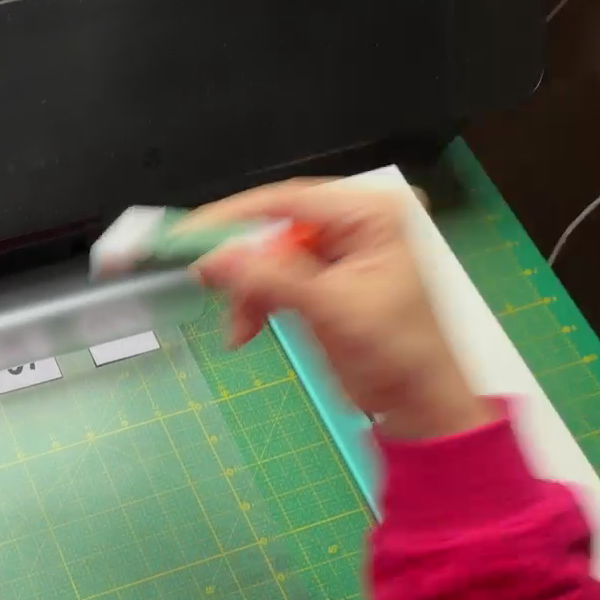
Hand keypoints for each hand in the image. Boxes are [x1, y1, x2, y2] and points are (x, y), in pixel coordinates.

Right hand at [183, 179, 494, 439]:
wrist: (413, 398)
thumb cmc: (394, 351)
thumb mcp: (328, 308)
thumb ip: (270, 279)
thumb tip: (215, 258)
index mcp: (371, 214)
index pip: (287, 200)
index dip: (231, 218)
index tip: (186, 237)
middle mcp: (352, 224)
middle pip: (270, 233)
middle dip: (243, 272)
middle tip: (215, 295)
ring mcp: (335, 253)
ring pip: (263, 262)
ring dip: (245, 297)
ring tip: (240, 331)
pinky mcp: (319, 281)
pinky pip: (269, 282)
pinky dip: (253, 307)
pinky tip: (246, 330)